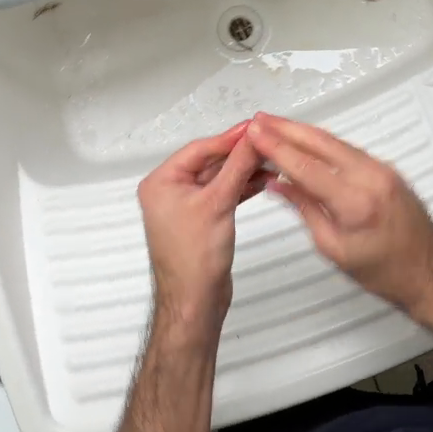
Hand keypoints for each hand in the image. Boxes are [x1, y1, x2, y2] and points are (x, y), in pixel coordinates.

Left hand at [136, 122, 273, 337]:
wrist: (195, 304)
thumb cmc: (195, 258)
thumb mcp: (219, 202)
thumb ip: (238, 166)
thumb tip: (253, 137)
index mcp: (161, 182)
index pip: (200, 149)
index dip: (229, 138)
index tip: (255, 128)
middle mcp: (169, 190)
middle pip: (210, 161)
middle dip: (240, 154)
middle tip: (267, 142)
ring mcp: (185, 206)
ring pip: (219, 177)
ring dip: (244, 170)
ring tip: (271, 160)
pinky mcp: (202, 219)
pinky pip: (222, 193)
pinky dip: (241, 186)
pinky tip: (262, 180)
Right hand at [247, 113, 432, 317]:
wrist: (431, 271)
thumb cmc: (383, 273)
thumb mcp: (335, 249)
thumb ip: (305, 209)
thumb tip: (276, 182)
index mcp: (355, 202)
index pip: (307, 167)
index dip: (277, 147)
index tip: (254, 133)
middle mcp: (370, 176)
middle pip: (320, 143)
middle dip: (286, 129)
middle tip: (258, 120)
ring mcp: (382, 168)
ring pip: (334, 142)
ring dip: (302, 132)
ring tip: (273, 125)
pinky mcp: (386, 168)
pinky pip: (347, 149)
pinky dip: (322, 142)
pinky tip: (304, 139)